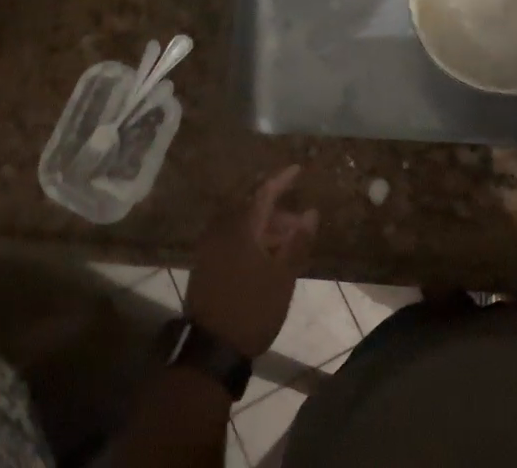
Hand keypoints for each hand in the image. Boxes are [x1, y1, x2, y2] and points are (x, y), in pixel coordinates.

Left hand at [183, 165, 318, 357]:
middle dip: (278, 213)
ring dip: (266, 229)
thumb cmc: (252, 309)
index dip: (282, 180)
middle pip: (252, 209)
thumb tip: (311, 212)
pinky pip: (232, 240)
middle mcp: (221, 231)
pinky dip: (252, 241)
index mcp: (240, 228)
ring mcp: (210, 248)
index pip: (263, 193)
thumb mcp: (282, 277)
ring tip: (288, 246)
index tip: (299, 169)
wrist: (210, 347)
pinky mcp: (205, 265)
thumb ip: (297, 242)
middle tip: (301, 225)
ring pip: (242, 227)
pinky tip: (266, 258)